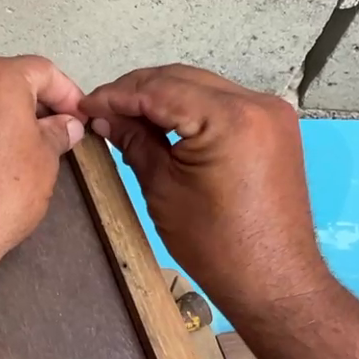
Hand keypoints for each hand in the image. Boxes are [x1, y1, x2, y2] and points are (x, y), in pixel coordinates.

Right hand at [79, 66, 330, 312]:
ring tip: (123, 116)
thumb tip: (103, 116)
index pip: (158, 89)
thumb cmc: (215, 243)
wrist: (274, 280)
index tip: (84, 105)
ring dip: (159, 96)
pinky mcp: (272, 125)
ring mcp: (269, 111)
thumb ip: (134, 141)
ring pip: (199, 85)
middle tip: (99, 110)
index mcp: (229, 118)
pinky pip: (219, 101)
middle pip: (180, 78)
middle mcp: (255, 102)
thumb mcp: (162, 187)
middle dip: (136, 91)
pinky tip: (158, 122)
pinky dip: (186, 106)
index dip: (116, 95)